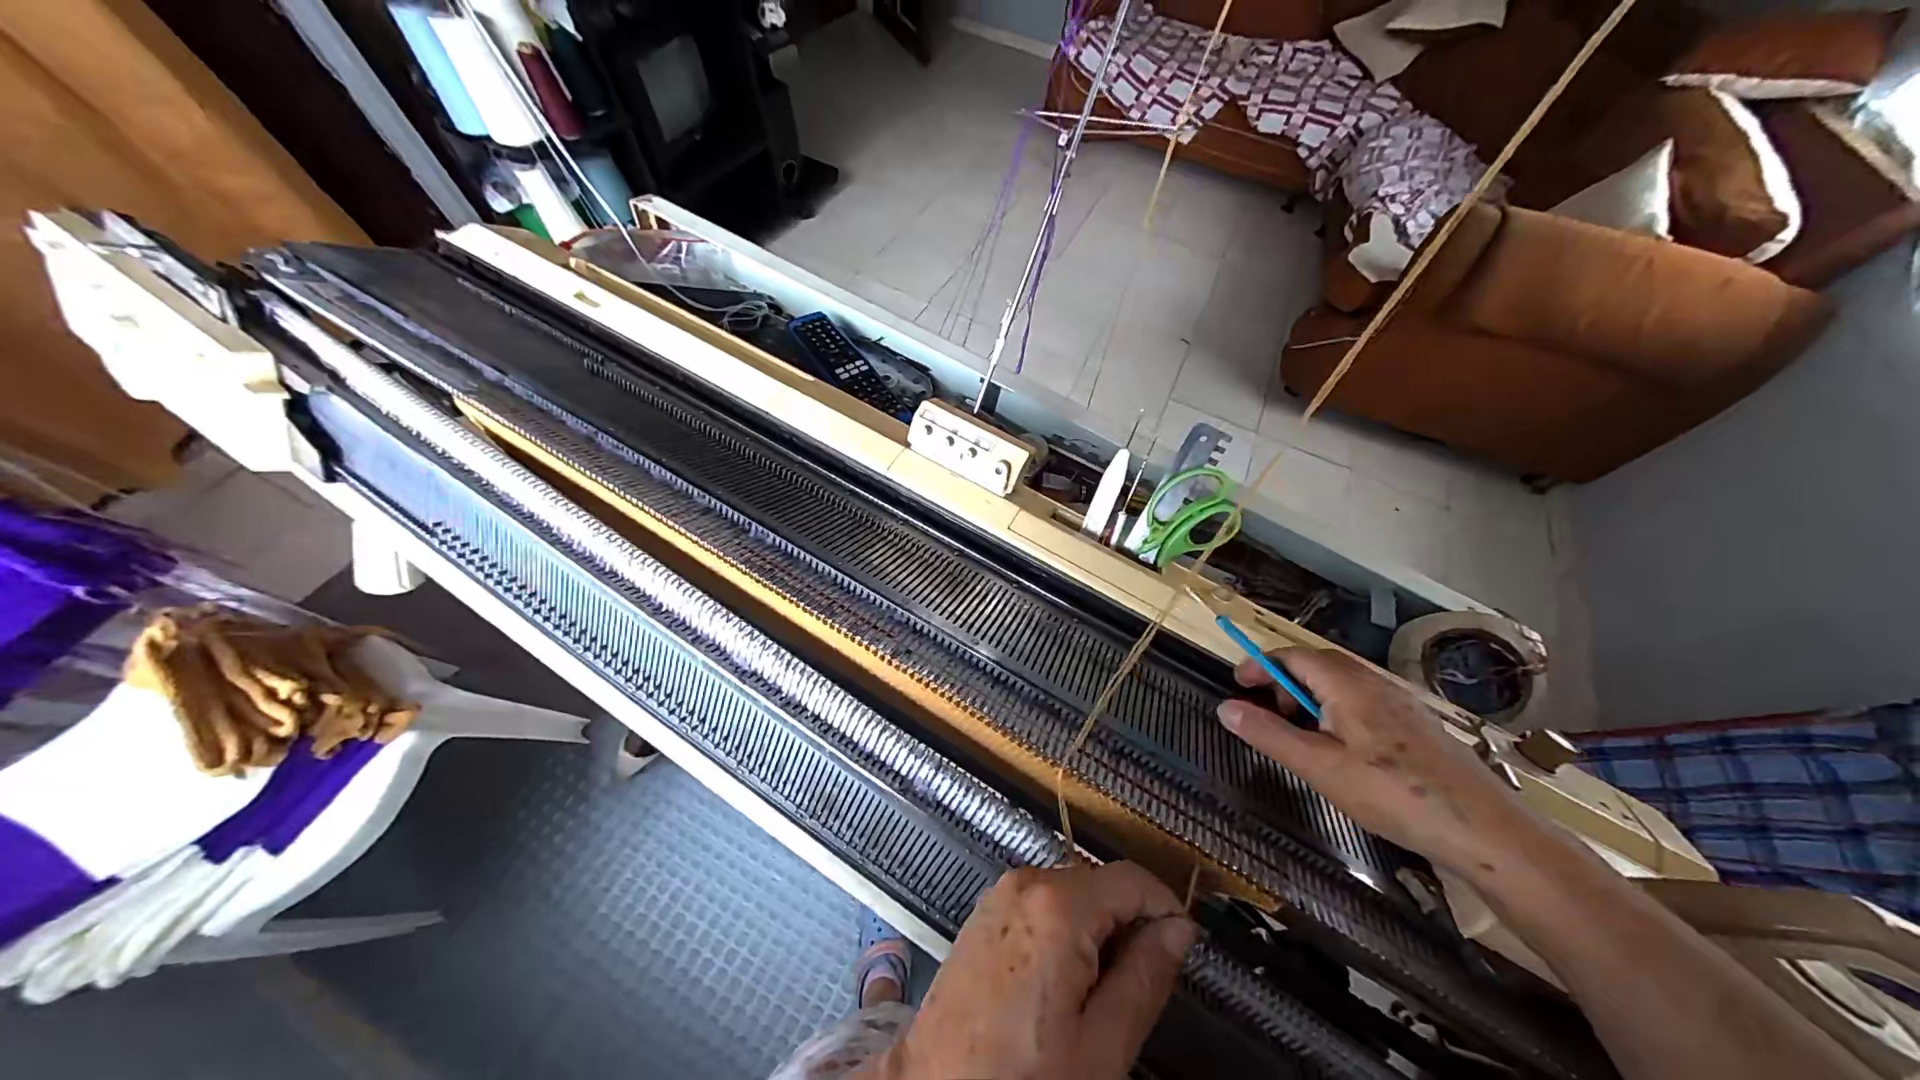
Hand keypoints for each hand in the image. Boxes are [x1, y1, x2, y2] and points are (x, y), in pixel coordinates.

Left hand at [866, 863, 1195, 1079]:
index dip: (1166, 910)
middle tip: (1134, 990)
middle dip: (1128, 927)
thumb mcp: (1102, 1042)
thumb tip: (1178, 931)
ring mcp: (1000, 895)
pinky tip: (1060, 987)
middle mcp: (1025, 883)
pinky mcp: (985, 914)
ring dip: (1097, 934)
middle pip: (1101, 885)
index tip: (1181, 950)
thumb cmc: (1021, 1076)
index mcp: (1058, 905)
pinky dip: (1064, 934)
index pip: (1134, 879)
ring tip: (1094, 999)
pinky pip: (1042, 907)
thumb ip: (1146, 976)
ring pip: (1073, 896)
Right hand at [1216, 648, 1549, 877]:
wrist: (1484, 829)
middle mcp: (1375, 683)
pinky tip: (1342, 751)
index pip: (1293, 656)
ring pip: (1341, 685)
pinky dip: (1336, 713)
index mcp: (1348, 685)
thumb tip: (1226, 707)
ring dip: (1310, 699)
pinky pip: (1363, 703)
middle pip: (1317, 665)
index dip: (1260, 665)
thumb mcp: (1318, 766)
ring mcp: (1400, 704)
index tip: (1237, 686)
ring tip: (1301, 737)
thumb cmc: (1392, 794)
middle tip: (1269, 717)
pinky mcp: (1416, 726)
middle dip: (1284, 683)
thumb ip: (1269, 734)